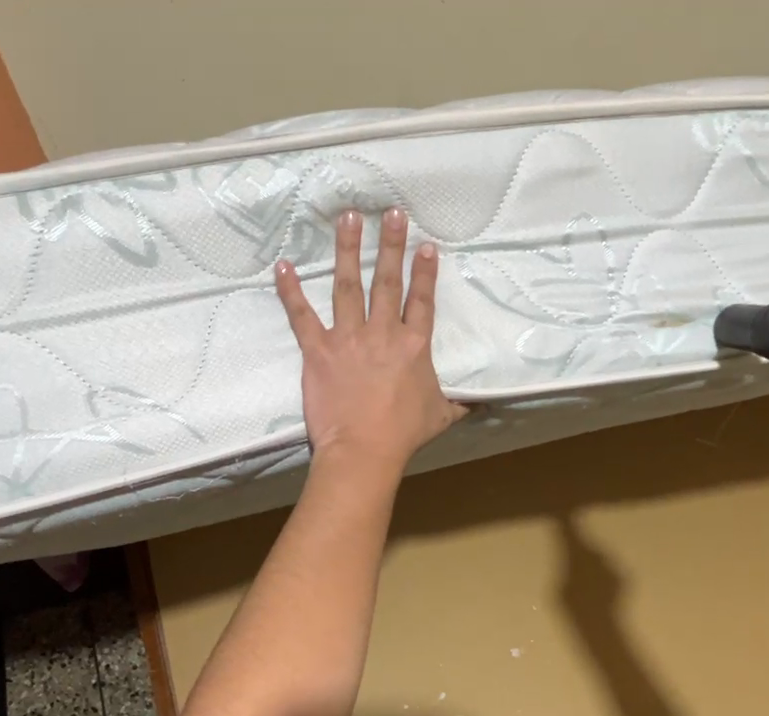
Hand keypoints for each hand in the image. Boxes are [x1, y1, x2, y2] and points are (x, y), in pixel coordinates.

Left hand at [275, 208, 465, 473]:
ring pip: (348, 285)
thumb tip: (484, 403)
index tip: (426, 245)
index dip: (425, 272)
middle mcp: (383, 333)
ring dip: (348, 250)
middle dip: (391, 244)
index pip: (422, 300)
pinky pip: (302, 316)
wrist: (364, 451)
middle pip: (388, 281)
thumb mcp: (441, 416)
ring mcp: (349, 339)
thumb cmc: (404, 435)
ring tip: (348, 219)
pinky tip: (284, 267)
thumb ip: (460, 403)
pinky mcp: (319, 351)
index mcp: (414, 346)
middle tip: (391, 212)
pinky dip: (291, 291)